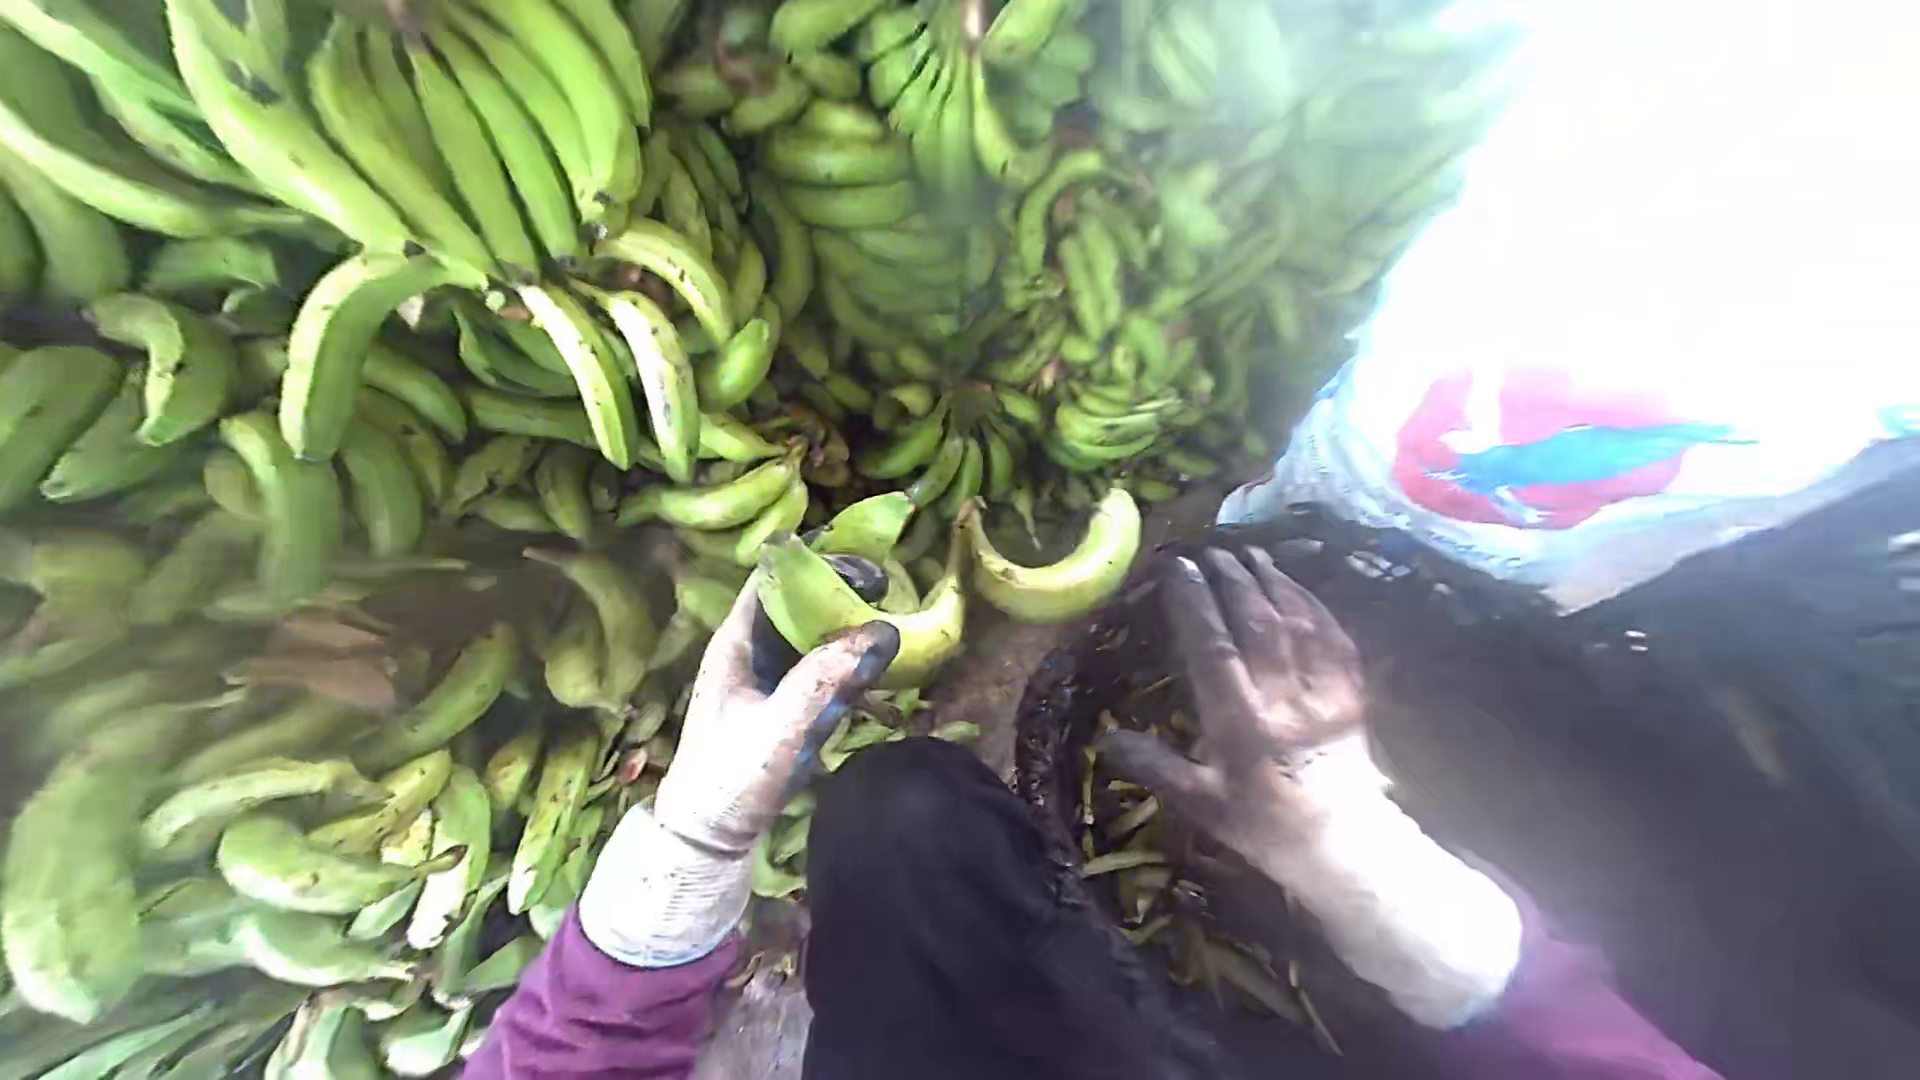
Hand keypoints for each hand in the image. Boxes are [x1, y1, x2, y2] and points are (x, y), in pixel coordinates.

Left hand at [652, 571, 899, 855]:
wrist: (708, 836)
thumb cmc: (731, 778)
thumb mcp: (779, 729)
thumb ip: (825, 681)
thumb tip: (881, 630)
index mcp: (736, 642)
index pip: (771, 579)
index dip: (813, 563)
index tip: (862, 566)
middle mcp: (750, 647)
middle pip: (794, 598)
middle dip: (836, 588)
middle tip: (883, 590)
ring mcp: (766, 672)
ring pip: (807, 628)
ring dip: (842, 619)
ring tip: (884, 615)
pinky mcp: (781, 695)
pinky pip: (815, 659)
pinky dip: (842, 653)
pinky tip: (870, 658)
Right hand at [1102, 548, 1373, 855]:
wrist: (1346, 848)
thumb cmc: (1264, 824)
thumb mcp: (1200, 802)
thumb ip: (1154, 765)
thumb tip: (1104, 737)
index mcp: (1242, 722)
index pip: (1213, 647)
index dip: (1194, 603)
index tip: (1178, 569)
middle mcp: (1284, 697)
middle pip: (1257, 622)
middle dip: (1231, 579)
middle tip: (1210, 550)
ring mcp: (1324, 692)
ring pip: (1297, 622)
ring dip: (1271, 581)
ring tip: (1249, 552)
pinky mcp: (1352, 694)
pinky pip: (1334, 637)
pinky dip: (1313, 603)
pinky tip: (1296, 585)